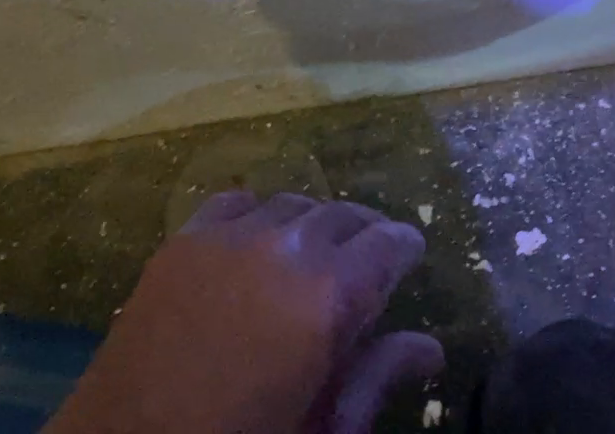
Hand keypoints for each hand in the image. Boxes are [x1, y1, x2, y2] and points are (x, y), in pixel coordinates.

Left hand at [46, 191, 442, 433]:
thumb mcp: (322, 428)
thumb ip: (377, 378)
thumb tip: (429, 348)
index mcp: (329, 296)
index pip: (389, 243)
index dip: (405, 248)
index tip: (409, 259)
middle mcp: (286, 248)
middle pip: (344, 215)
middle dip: (364, 235)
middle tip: (366, 263)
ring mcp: (230, 238)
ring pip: (295, 204)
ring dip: (314, 224)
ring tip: (312, 256)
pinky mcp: (184, 240)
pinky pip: (237, 203)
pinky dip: (259, 214)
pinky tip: (258, 241)